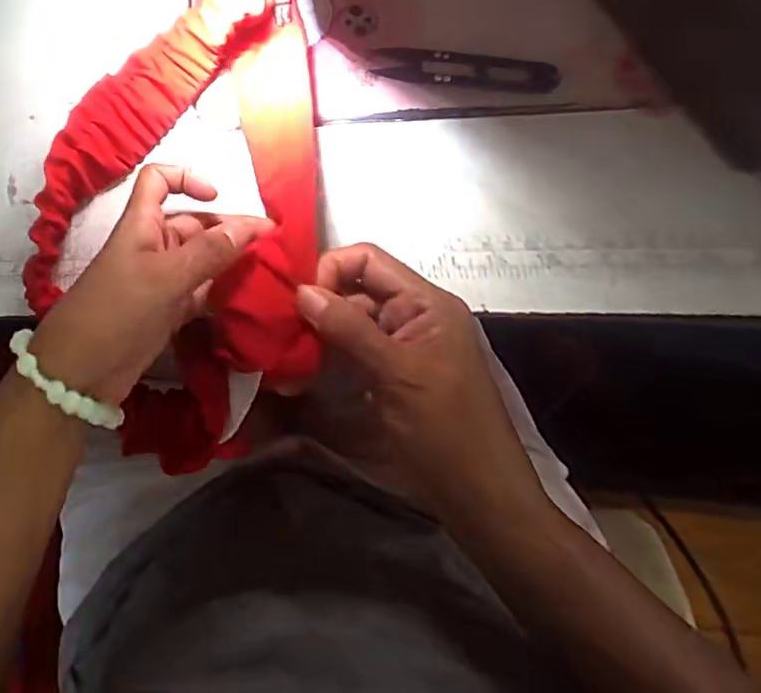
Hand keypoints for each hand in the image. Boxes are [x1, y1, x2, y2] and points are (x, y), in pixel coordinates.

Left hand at [31, 165, 271, 405]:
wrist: (79, 375)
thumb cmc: (117, 311)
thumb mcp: (166, 277)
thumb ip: (211, 252)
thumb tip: (253, 226)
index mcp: (142, 224)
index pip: (159, 180)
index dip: (187, 179)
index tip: (217, 197)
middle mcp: (152, 245)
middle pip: (193, 224)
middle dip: (227, 230)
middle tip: (270, 246)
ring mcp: (160, 279)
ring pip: (201, 260)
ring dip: (229, 263)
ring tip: (268, 271)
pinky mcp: (167, 310)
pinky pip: (200, 292)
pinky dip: (221, 293)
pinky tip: (247, 299)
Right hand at [296, 244, 547, 517]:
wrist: (481, 500)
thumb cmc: (448, 431)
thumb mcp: (398, 375)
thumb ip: (349, 329)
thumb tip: (302, 291)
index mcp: (426, 303)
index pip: (369, 260)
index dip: (331, 269)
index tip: (299, 300)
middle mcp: (412, 316)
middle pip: (355, 288)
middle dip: (317, 303)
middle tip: (279, 327)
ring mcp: (399, 346)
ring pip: (348, 321)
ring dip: (316, 332)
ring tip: (281, 351)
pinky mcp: (387, 375)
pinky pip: (350, 351)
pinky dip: (325, 356)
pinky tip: (297, 372)